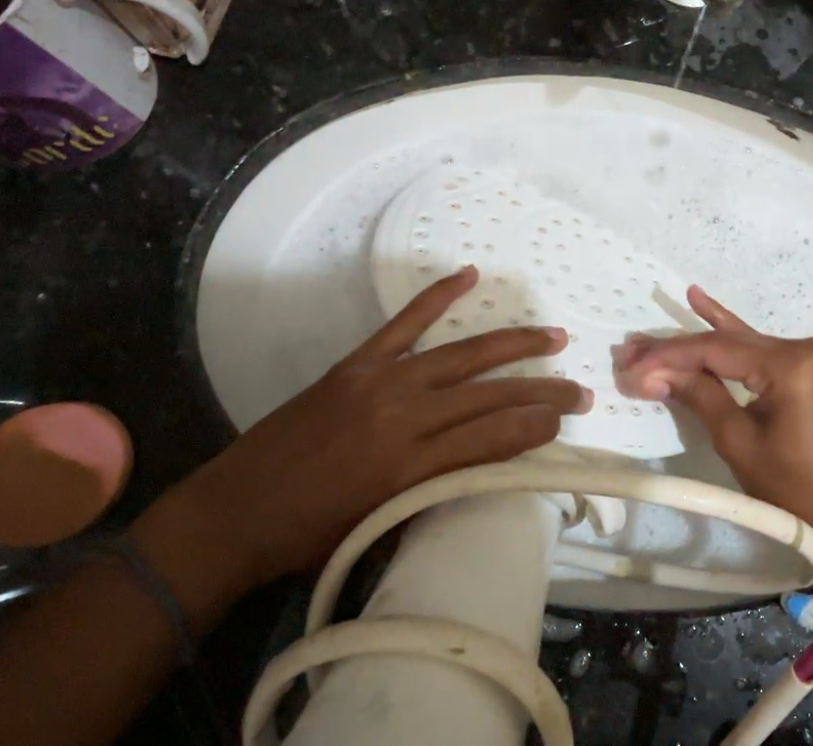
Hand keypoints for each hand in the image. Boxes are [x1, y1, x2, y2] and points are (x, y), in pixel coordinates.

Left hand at [135, 266, 590, 619]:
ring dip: (514, 344)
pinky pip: (404, 323)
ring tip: (554, 338)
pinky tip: (469, 275)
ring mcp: (379, 383)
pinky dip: (437, 297)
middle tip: (581, 390)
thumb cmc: (310, 537)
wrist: (231, 514)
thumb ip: (438, 492)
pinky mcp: (356, 365)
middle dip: (543, 391)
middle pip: (490, 395)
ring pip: (463, 355)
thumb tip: (493, 462)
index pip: (494, 438)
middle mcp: (403, 418)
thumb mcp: (384, 527)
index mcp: (410, 468)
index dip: (537, 426)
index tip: (565, 422)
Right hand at [614, 286, 812, 574]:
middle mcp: (803, 347)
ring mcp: (807, 355)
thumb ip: (698, 396)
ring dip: (695, 345)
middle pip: (726, 343)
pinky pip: (758, 351)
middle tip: (627, 349)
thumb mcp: (738, 441)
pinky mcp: (805, 367)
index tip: (628, 366)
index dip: (668, 358)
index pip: (715, 350)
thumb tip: (650, 374)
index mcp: (791, 364)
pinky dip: (729, 334)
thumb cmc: (793, 486)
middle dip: (675, 350)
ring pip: (739, 344)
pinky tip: (700, 302)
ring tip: (647, 335)